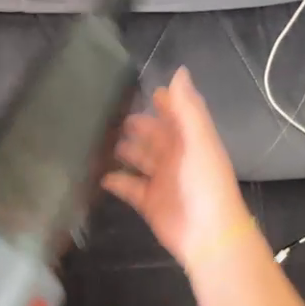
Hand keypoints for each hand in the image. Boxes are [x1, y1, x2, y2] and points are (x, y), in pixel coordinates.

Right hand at [104, 67, 254, 275]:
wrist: (207, 234)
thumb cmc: (204, 182)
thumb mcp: (198, 140)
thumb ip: (187, 107)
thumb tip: (179, 71)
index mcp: (191, 139)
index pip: (176, 113)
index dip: (162, 101)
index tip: (139, 88)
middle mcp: (176, 156)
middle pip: (153, 135)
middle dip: (136, 124)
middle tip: (107, 112)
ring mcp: (161, 179)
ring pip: (139, 159)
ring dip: (123, 150)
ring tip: (96, 138)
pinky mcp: (148, 202)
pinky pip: (128, 187)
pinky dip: (115, 180)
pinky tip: (99, 173)